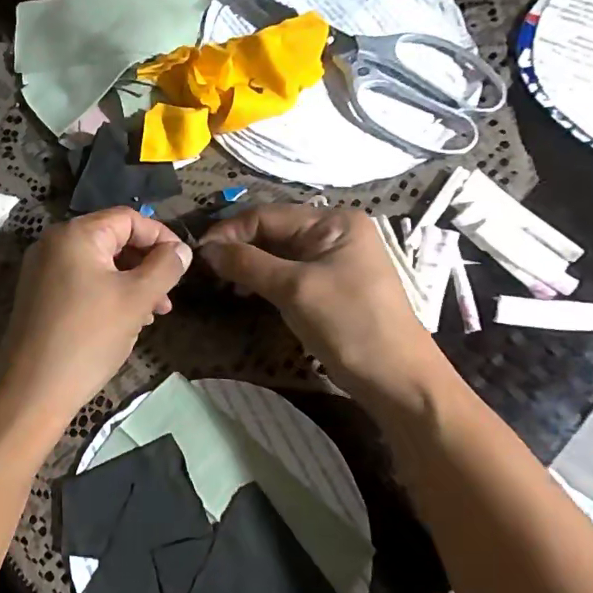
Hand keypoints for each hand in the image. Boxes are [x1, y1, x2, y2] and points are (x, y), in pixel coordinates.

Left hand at [0, 208, 191, 421]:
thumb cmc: (89, 336)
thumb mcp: (137, 298)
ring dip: (130, 283)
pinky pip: (80, 283)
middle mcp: (52, 244)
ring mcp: (41, 270)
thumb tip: (181, 249)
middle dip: (145, 265)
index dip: (160, 236)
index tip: (184, 263)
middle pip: (111, 240)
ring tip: (152, 315)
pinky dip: (106, 294)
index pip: (127, 218)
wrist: (34, 386)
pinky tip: (124, 321)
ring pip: (98, 265)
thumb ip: (165, 267)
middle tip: (167, 298)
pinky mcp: (38, 295)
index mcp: (74, 234)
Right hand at [199, 205, 447, 398]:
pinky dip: (258, 278)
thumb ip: (247, 263)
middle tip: (205, 271)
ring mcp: (330, 258)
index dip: (229, 232)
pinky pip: (282, 270)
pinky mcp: (324, 283)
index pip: (266, 215)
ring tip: (221, 283)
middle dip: (235, 248)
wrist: (395, 378)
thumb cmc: (349, 324)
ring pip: (272, 251)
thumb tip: (205, 250)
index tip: (198, 255)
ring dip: (244, 264)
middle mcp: (332, 232)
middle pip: (269, 230)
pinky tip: (242, 292)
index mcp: (333, 222)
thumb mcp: (293, 289)